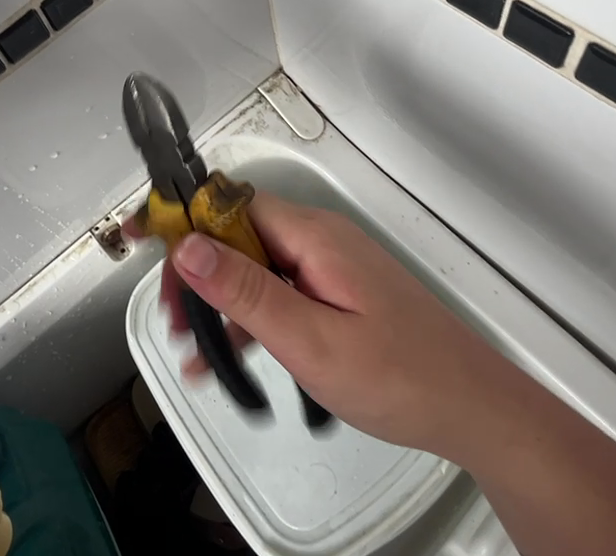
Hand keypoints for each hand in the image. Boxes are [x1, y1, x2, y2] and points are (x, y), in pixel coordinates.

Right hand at [160, 192, 525, 459]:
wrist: (473, 411)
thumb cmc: (402, 377)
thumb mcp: (310, 339)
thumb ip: (246, 291)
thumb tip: (189, 246)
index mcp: (312, 236)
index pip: (228, 205)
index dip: (181, 217)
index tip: (142, 235)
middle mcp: (317, 239)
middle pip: (235, 236)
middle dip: (194, 271)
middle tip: (171, 316)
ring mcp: (327, 266)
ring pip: (252, 267)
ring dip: (217, 300)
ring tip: (191, 346)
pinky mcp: (333, 292)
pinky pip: (277, 291)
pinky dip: (248, 317)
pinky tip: (227, 355)